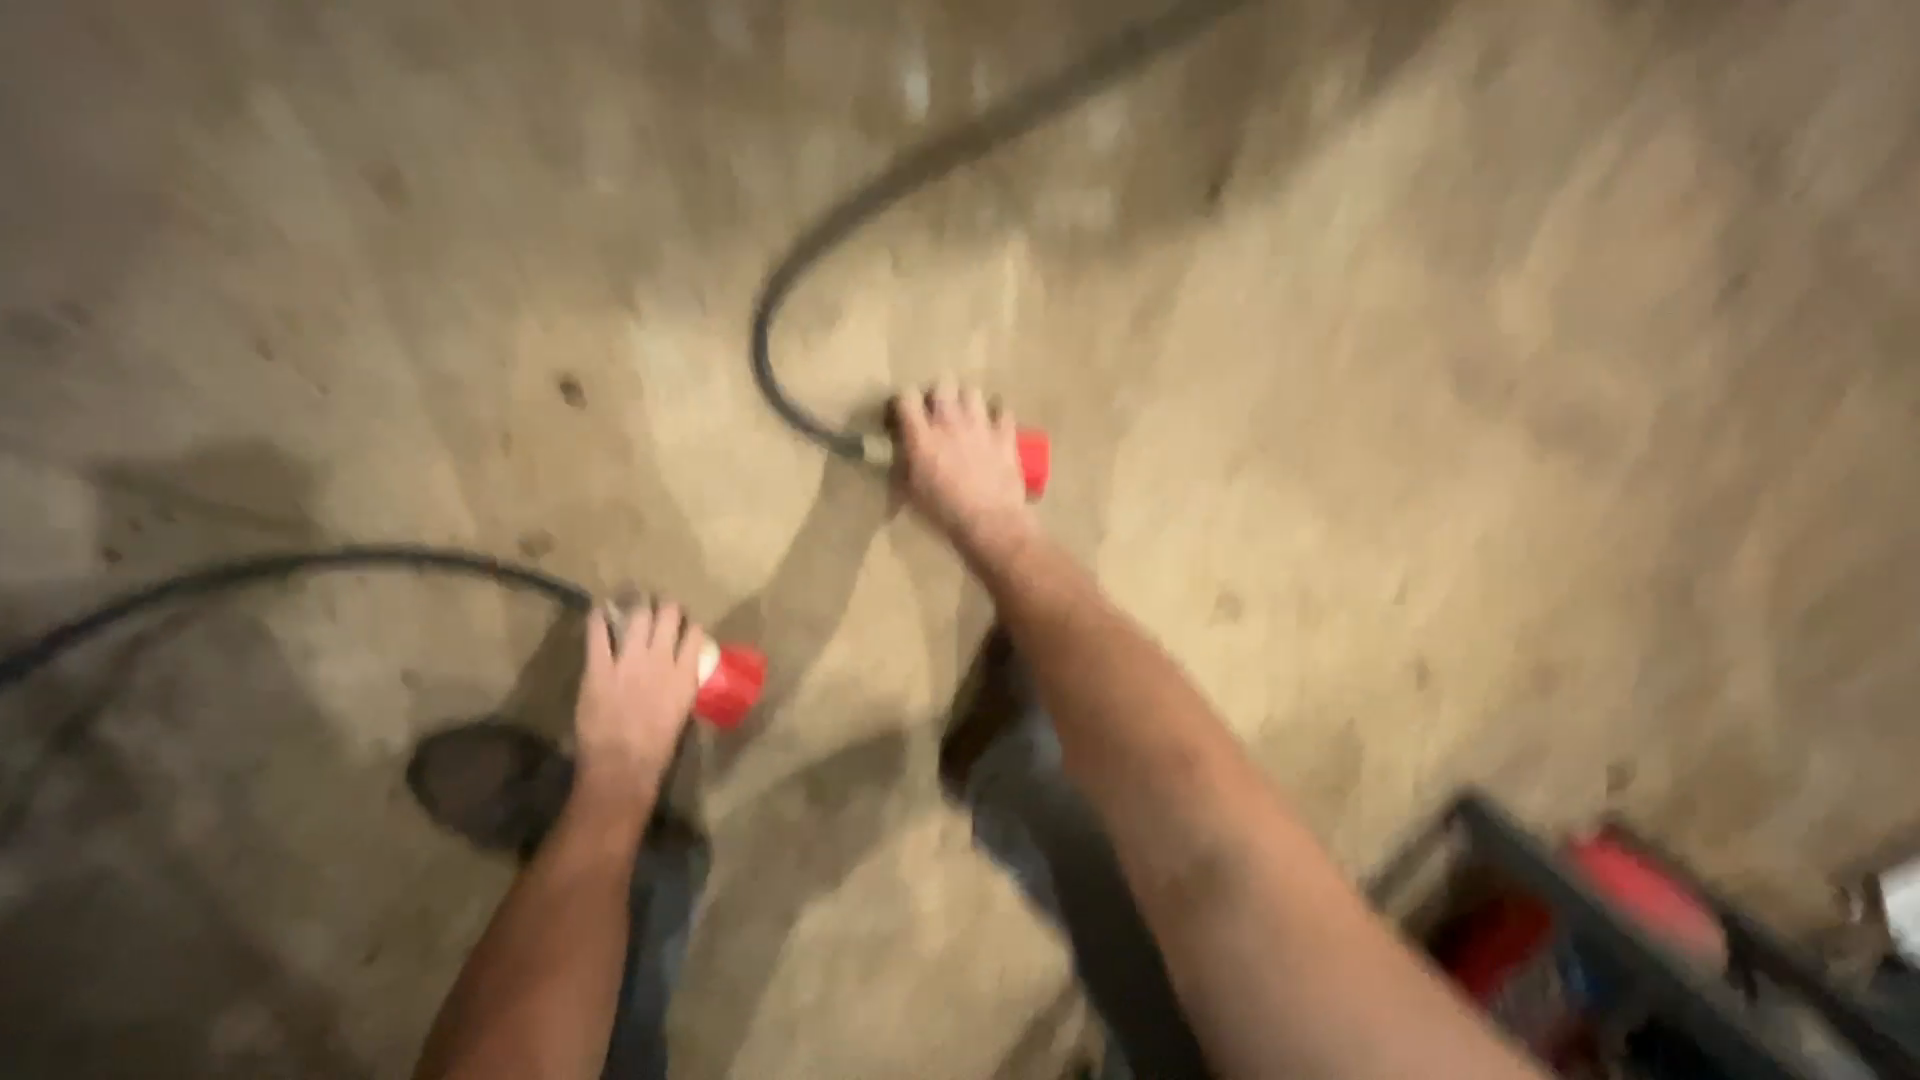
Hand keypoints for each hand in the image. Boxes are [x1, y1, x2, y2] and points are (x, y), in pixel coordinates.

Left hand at [573, 600, 705, 796]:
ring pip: (637, 617)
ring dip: (637, 605)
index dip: (690, 625)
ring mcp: (628, 661)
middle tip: (660, 606)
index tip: (685, 624)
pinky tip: (598, 612)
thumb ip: (681, 685)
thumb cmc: (658, 748)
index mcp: (685, 674)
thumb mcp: (682, 711)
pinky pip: (597, 634)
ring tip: (634, 600)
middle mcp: (660, 659)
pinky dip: (598, 619)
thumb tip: (677, 672)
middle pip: (668, 616)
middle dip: (666, 607)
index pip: (695, 634)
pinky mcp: (598, 668)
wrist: (622, 765)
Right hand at [893, 377, 1038, 561]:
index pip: (906, 398)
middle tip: (938, 412)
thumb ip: (904, 468)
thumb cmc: (944, 514)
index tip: (905, 413)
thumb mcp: (912, 494)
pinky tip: (995, 424)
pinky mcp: (1005, 435)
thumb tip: (902, 457)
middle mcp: (949, 423)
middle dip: (938, 394)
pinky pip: (1003, 411)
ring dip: (967, 401)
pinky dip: (998, 415)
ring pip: (972, 392)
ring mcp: (980, 426)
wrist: (989, 523)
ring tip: (967, 416)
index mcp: (922, 437)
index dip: (904, 401)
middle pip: (942, 385)